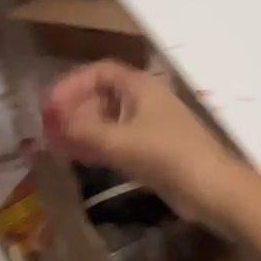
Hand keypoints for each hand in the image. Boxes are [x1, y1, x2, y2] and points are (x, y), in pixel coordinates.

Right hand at [45, 61, 247, 227]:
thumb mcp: (118, 141)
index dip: (71, 84)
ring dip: (83, 129)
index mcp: (140, 86)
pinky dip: (97, 145)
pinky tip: (80, 158)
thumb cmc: (166, 156)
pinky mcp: (153, 150)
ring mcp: (150, 125)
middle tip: (49, 126)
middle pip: (102, 95)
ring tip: (57, 144)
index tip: (49, 104)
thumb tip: (56, 123)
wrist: (210, 188)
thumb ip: (83, 130)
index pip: (99, 72)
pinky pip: (118, 140)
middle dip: (74, 108)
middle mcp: (145, 100)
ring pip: (109, 120)